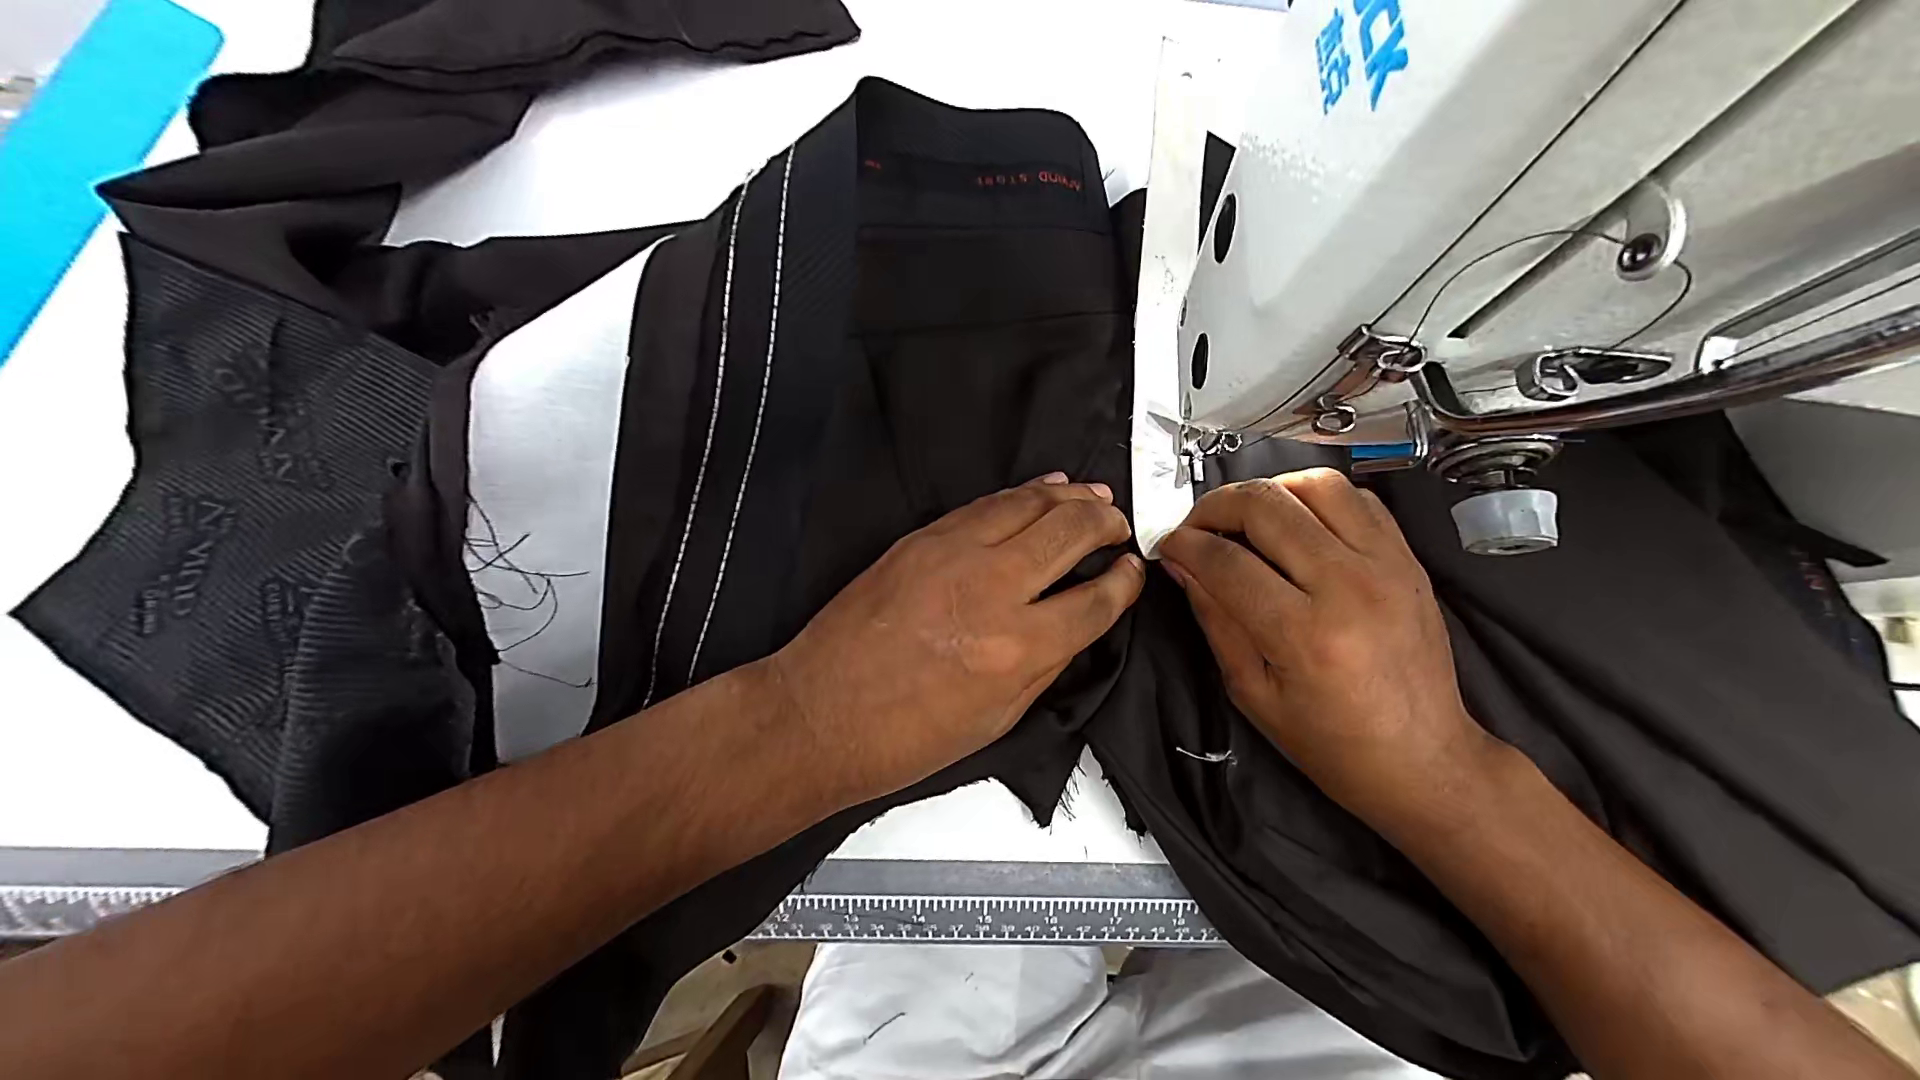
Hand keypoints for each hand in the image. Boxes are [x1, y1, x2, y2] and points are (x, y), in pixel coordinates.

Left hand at [765, 473, 1144, 804]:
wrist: (818, 714)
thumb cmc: (899, 734)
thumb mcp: (995, 718)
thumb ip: (1045, 664)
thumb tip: (1076, 623)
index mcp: (1016, 650)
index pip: (1095, 601)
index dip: (1123, 583)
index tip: (1130, 573)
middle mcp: (990, 591)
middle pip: (1070, 533)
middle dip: (1106, 524)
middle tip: (1117, 526)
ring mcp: (951, 555)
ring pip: (1030, 504)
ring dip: (1071, 496)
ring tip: (1095, 496)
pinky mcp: (920, 540)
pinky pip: (985, 504)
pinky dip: (1021, 493)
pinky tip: (1042, 489)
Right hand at [1157, 469, 1494, 831]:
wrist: (1424, 758)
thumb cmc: (1331, 740)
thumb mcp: (1251, 691)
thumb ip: (1214, 619)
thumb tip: (1182, 565)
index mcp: (1305, 634)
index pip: (1225, 561)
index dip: (1184, 545)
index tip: (1168, 546)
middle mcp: (1349, 587)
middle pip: (1265, 506)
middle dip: (1213, 507)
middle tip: (1195, 527)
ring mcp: (1386, 566)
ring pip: (1313, 485)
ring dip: (1265, 492)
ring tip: (1243, 518)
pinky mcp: (1407, 559)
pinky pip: (1356, 498)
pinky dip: (1313, 497)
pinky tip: (1292, 521)